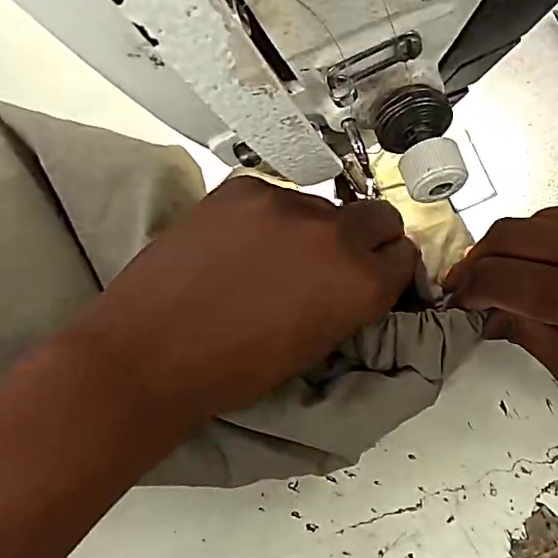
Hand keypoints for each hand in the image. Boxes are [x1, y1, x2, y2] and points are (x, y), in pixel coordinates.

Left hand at [77, 176, 417, 416]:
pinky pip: (277, 196)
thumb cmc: (238, 368)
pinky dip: (271, 218)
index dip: (392, 267)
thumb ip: (353, 301)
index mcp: (363, 283)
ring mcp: (287, 206)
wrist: (152, 352)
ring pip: (325, 206)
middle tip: (340, 260)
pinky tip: (244, 244)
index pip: (405, 256)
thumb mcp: (320, 344)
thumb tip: (363, 279)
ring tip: (278, 257)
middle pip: (380, 217)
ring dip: (316, 228)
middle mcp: (336, 236)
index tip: (379, 273)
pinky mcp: (244, 189)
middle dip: (370, 237)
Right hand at [444, 201, 557, 428]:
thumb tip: (491, 310)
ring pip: (547, 216)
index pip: (499, 276)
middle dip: (482, 257)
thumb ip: (527, 335)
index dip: (468, 287)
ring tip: (519, 270)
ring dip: (521, 242)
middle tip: (475, 280)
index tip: (460, 297)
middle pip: (513, 232)